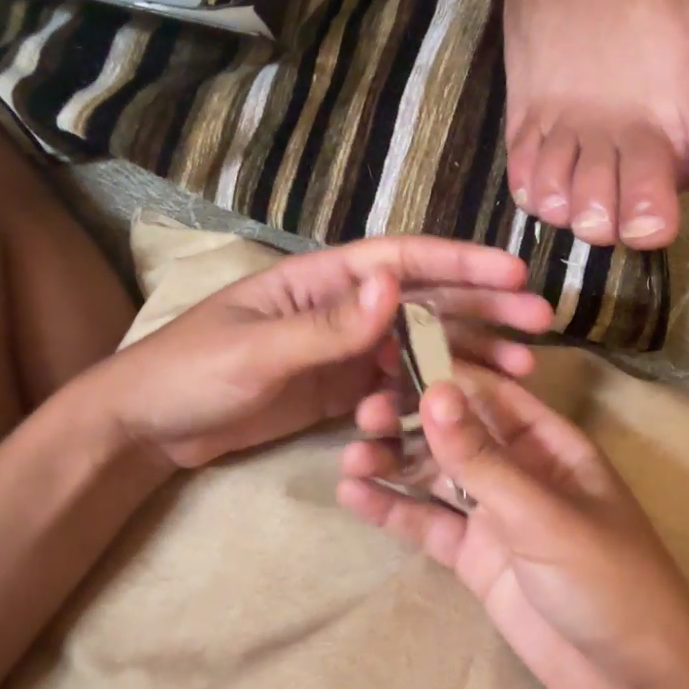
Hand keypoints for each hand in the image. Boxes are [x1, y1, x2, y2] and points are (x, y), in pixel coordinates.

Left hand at [96, 237, 554, 468]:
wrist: (148, 426)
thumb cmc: (191, 370)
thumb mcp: (257, 349)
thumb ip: (326, 326)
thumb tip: (391, 287)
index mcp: (323, 280)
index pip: (403, 261)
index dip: (460, 264)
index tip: (513, 272)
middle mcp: (344, 308)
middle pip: (426, 301)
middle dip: (484, 309)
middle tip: (539, 324)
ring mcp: (346, 351)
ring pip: (421, 346)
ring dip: (470, 355)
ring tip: (522, 371)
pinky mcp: (342, 390)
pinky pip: (398, 388)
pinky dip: (431, 395)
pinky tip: (465, 407)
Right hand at [336, 370, 688, 688]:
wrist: (629, 681)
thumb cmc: (606, 579)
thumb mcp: (543, 514)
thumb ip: (483, 459)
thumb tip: (433, 391)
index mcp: (552, 444)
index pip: (491, 393)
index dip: (443, 372)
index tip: (388, 357)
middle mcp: (521, 470)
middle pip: (457, 432)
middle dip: (411, 420)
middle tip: (363, 416)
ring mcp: (496, 515)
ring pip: (436, 476)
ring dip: (395, 463)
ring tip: (350, 458)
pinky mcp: (476, 558)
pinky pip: (429, 524)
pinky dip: (394, 510)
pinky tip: (354, 495)